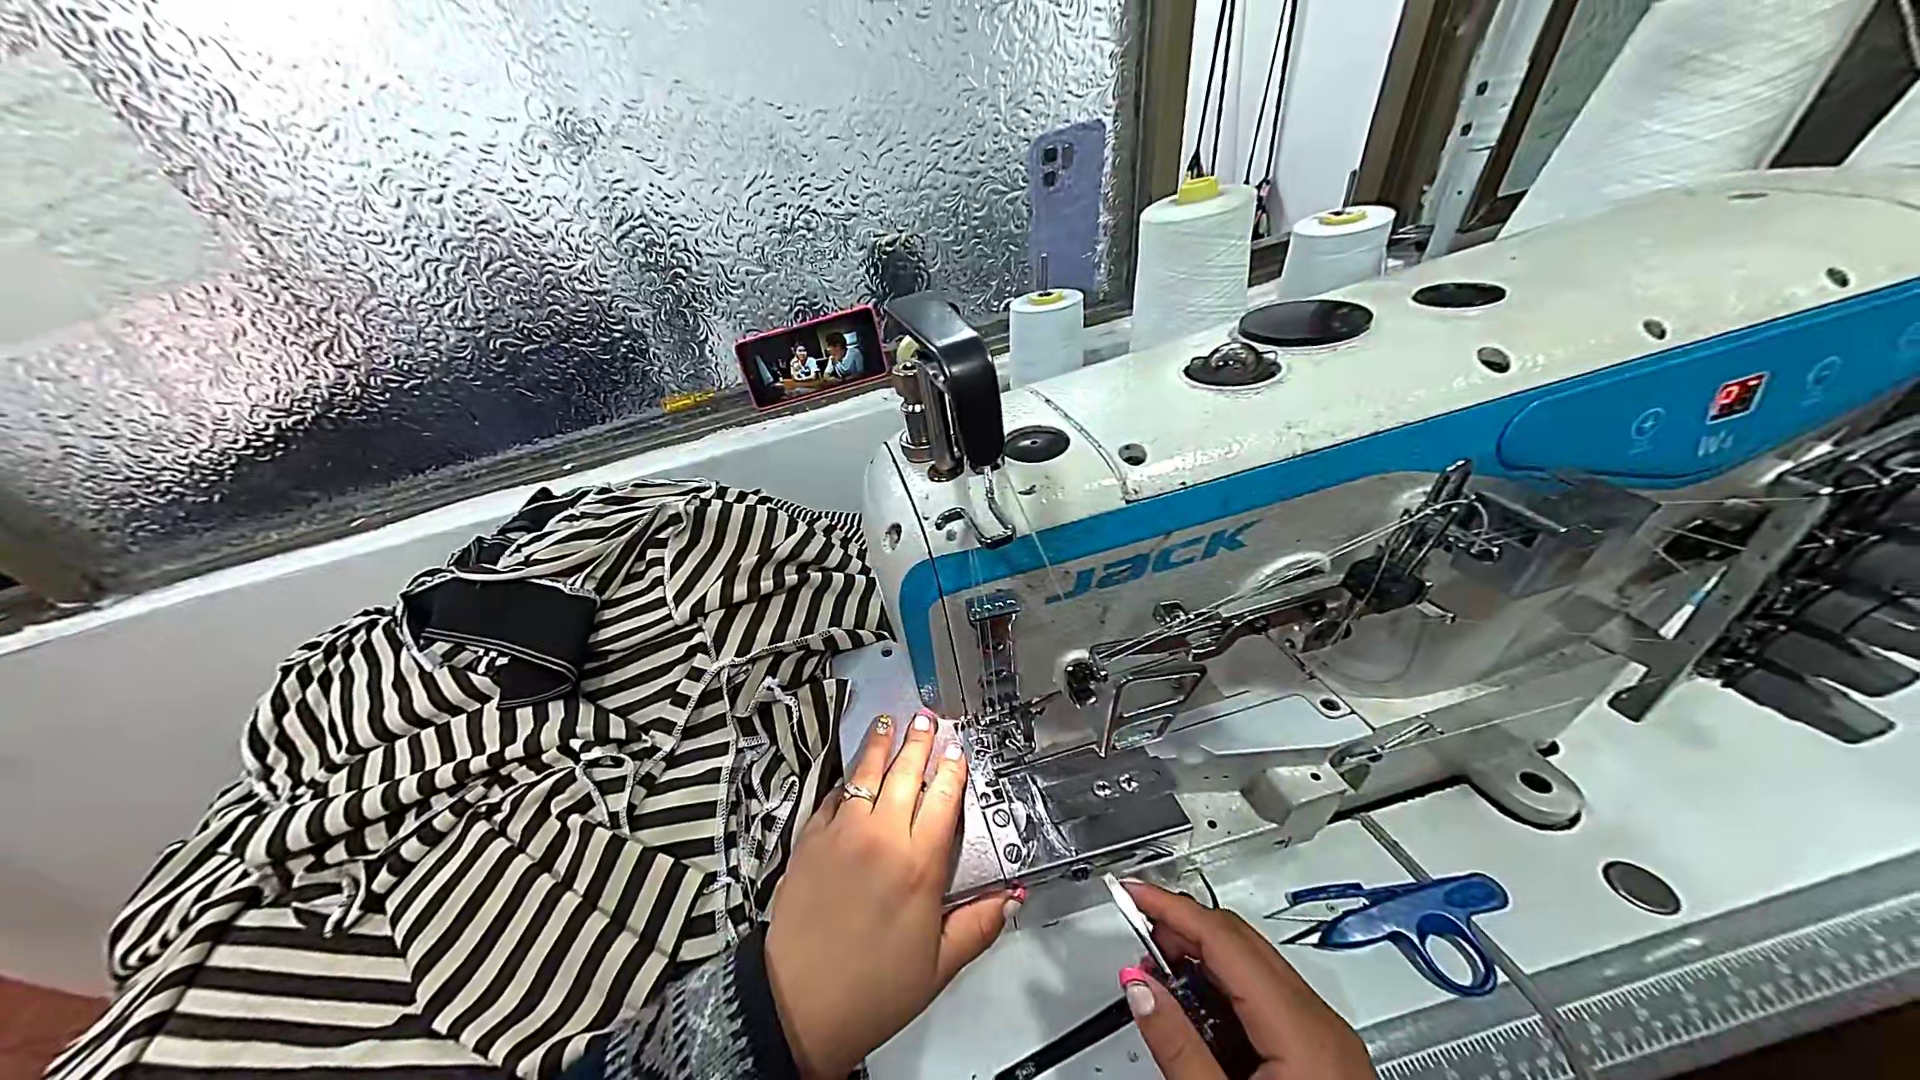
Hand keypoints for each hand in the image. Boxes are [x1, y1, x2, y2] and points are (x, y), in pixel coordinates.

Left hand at [765, 709, 1020, 1078]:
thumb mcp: (939, 965)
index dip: (952, 771)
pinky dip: (846, 779)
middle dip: (919, 743)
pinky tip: (853, 770)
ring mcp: (842, 835)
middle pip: (905, 775)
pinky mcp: (810, 841)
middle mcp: (881, 840)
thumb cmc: (872, 990)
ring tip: (887, 722)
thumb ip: (979, 924)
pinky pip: (833, 797)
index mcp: (918, 866)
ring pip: (866, 774)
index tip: (956, 753)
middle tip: (926, 720)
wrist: (799, 1005)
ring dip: (880, 745)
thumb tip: (1010, 898)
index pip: (943, 800)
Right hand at [1119, 883, 1375, 1079]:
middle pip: (1238, 941)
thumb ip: (1177, 1046)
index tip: (1132, 892)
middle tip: (1136, 935)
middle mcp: (1321, 1023)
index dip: (1171, 907)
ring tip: (1158, 977)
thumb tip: (1139, 986)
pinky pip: (1262, 994)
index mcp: (1304, 1032)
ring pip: (1249, 963)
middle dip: (1182, 929)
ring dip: (1199, 959)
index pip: (1224, 939)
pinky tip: (1195, 1010)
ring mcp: (1325, 1036)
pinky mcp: (1319, 1051)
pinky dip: (1221, 988)